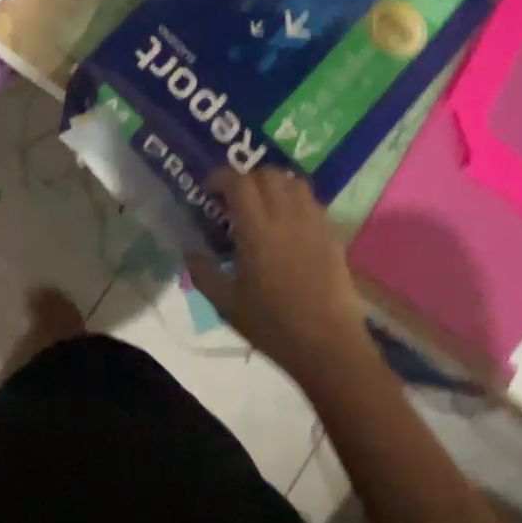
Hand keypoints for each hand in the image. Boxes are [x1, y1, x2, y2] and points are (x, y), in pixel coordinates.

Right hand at [186, 168, 371, 379]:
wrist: (328, 347)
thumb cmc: (272, 326)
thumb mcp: (225, 303)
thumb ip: (202, 272)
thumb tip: (188, 250)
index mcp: (257, 232)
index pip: (239, 182)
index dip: (220, 177)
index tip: (208, 190)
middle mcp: (287, 219)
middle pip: (268, 175)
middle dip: (246, 178)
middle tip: (232, 199)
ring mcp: (314, 226)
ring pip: (294, 183)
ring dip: (273, 185)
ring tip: (261, 205)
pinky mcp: (333, 237)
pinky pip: (312, 202)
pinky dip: (295, 200)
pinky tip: (286, 224)